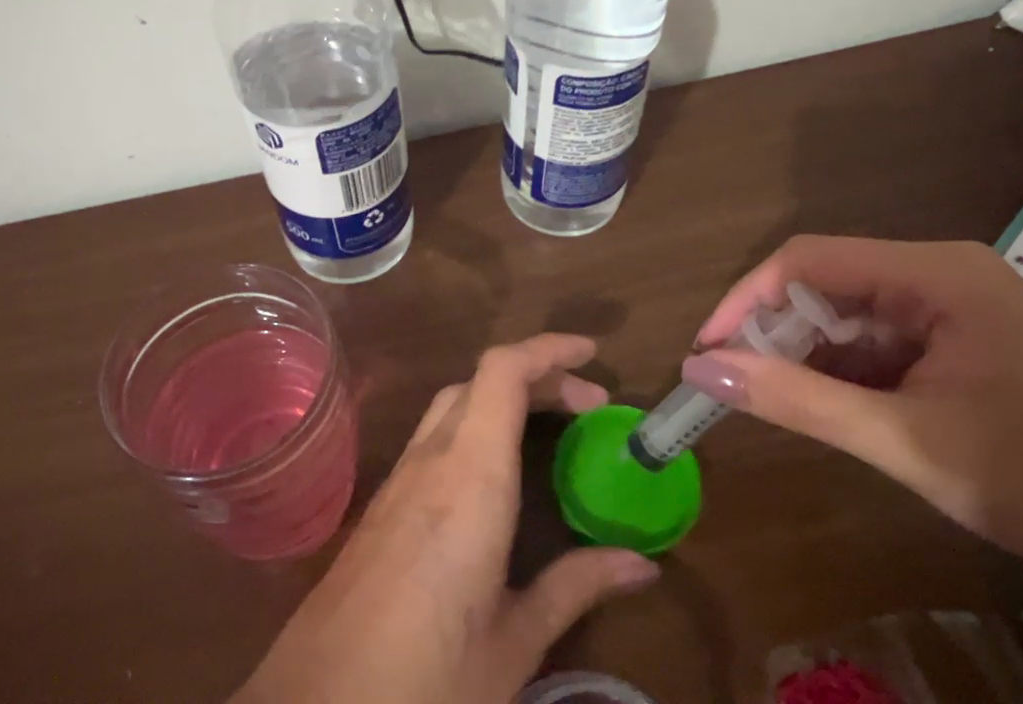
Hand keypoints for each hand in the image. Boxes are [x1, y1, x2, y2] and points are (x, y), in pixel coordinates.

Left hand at [233, 334, 659, 703]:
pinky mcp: (381, 508)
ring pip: (452, 407)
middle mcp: (430, 463)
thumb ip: (574, 588)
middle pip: (479, 382)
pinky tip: (497, 478)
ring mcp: (398, 482)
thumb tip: (642, 564)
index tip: (593, 356)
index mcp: (470, 479)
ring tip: (551, 432)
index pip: (501, 373)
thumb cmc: (426, 675)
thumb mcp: (513, 641)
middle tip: (589, 410)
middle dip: (537, 377)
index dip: (548, 350)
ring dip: (503, 400)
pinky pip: (433, 441)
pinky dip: (475, 429)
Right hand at [681, 235, 1022, 580]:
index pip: (808, 260)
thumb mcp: (905, 441)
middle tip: (734, 387)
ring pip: (851, 315)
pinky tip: (832, 410)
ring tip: (774, 403)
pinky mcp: (964, 340)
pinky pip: (883, 342)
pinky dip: (846, 372)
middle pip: (828, 284)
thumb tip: (702, 370)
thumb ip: (799, 400)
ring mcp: (957, 306)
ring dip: (809, 356)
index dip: (745, 301)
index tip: (706, 354)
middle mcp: (944, 274)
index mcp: (936, 275)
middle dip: (775, 332)